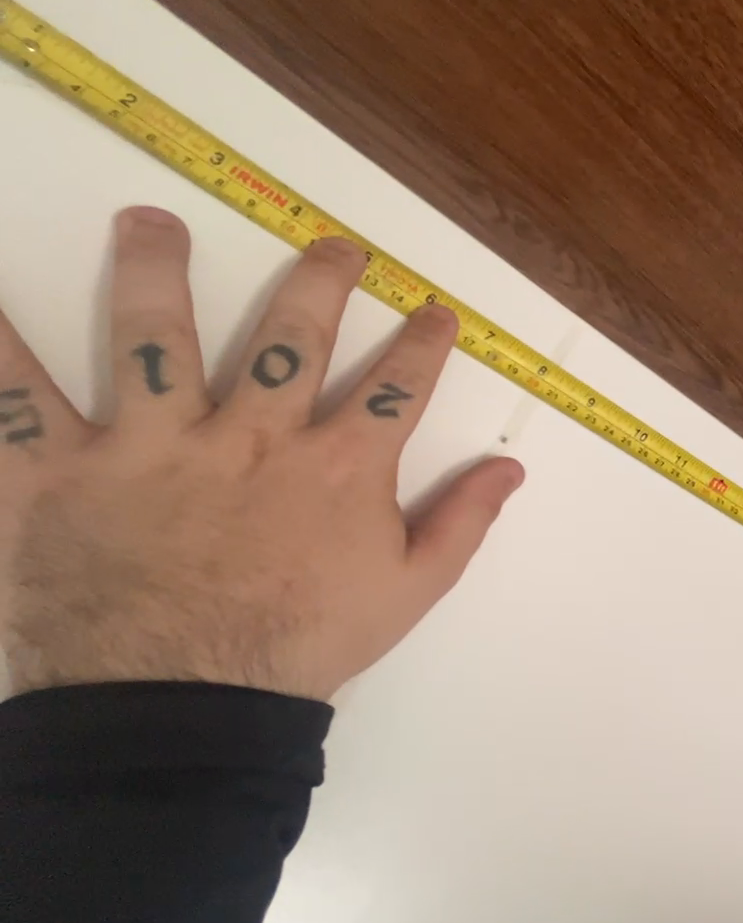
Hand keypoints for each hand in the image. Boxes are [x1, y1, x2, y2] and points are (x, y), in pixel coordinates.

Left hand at [0, 206, 522, 701]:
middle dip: (320, 286)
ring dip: (156, 276)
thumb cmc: (310, 637)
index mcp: (341, 467)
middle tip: (333, 247)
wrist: (187, 699)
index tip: (435, 312)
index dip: (424, 344)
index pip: (398, 386)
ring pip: (152, 342)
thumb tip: (513, 465)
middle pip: (291, 341)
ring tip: (154, 223)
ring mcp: (152, 448)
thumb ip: (466, 519)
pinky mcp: (56, 474)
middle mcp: (253, 438)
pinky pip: (10, 402)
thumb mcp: (416, 585)